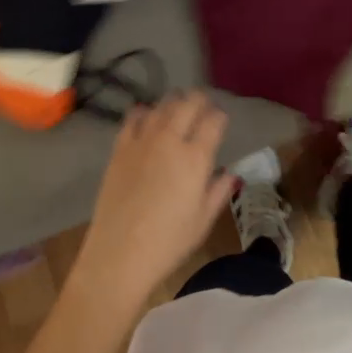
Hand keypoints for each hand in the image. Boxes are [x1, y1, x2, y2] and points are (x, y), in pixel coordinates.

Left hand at [71, 92, 234, 305]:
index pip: (214, 121)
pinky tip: (146, 116)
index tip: (221, 120)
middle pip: (188, 104)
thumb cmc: (168, 242)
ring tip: (178, 109)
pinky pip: (133, 117)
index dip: (220, 116)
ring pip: (162, 106)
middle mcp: (170, 140)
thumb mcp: (203, 221)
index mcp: (196, 158)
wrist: (120, 252)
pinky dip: (144, 112)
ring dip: (174, 103)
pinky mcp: (120, 147)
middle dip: (199, 101)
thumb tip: (231, 174)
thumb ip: (219, 191)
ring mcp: (143, 141)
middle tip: (203, 106)